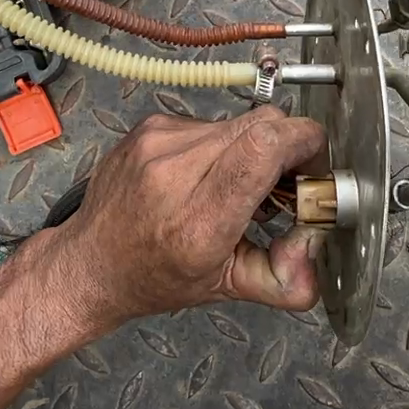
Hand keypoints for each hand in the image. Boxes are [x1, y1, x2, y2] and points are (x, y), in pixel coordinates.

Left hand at [42, 108, 325, 332]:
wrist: (91, 259)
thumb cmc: (153, 275)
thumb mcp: (225, 288)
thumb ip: (285, 278)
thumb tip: (316, 242)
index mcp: (198, 221)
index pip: (263, 147)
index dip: (303, 145)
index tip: (311, 167)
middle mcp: (174, 173)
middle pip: (262, 124)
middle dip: (288, 146)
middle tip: (283, 182)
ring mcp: (158, 142)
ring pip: (240, 120)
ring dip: (254, 146)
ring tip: (238, 183)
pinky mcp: (152, 125)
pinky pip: (211, 122)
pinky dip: (223, 144)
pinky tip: (207, 173)